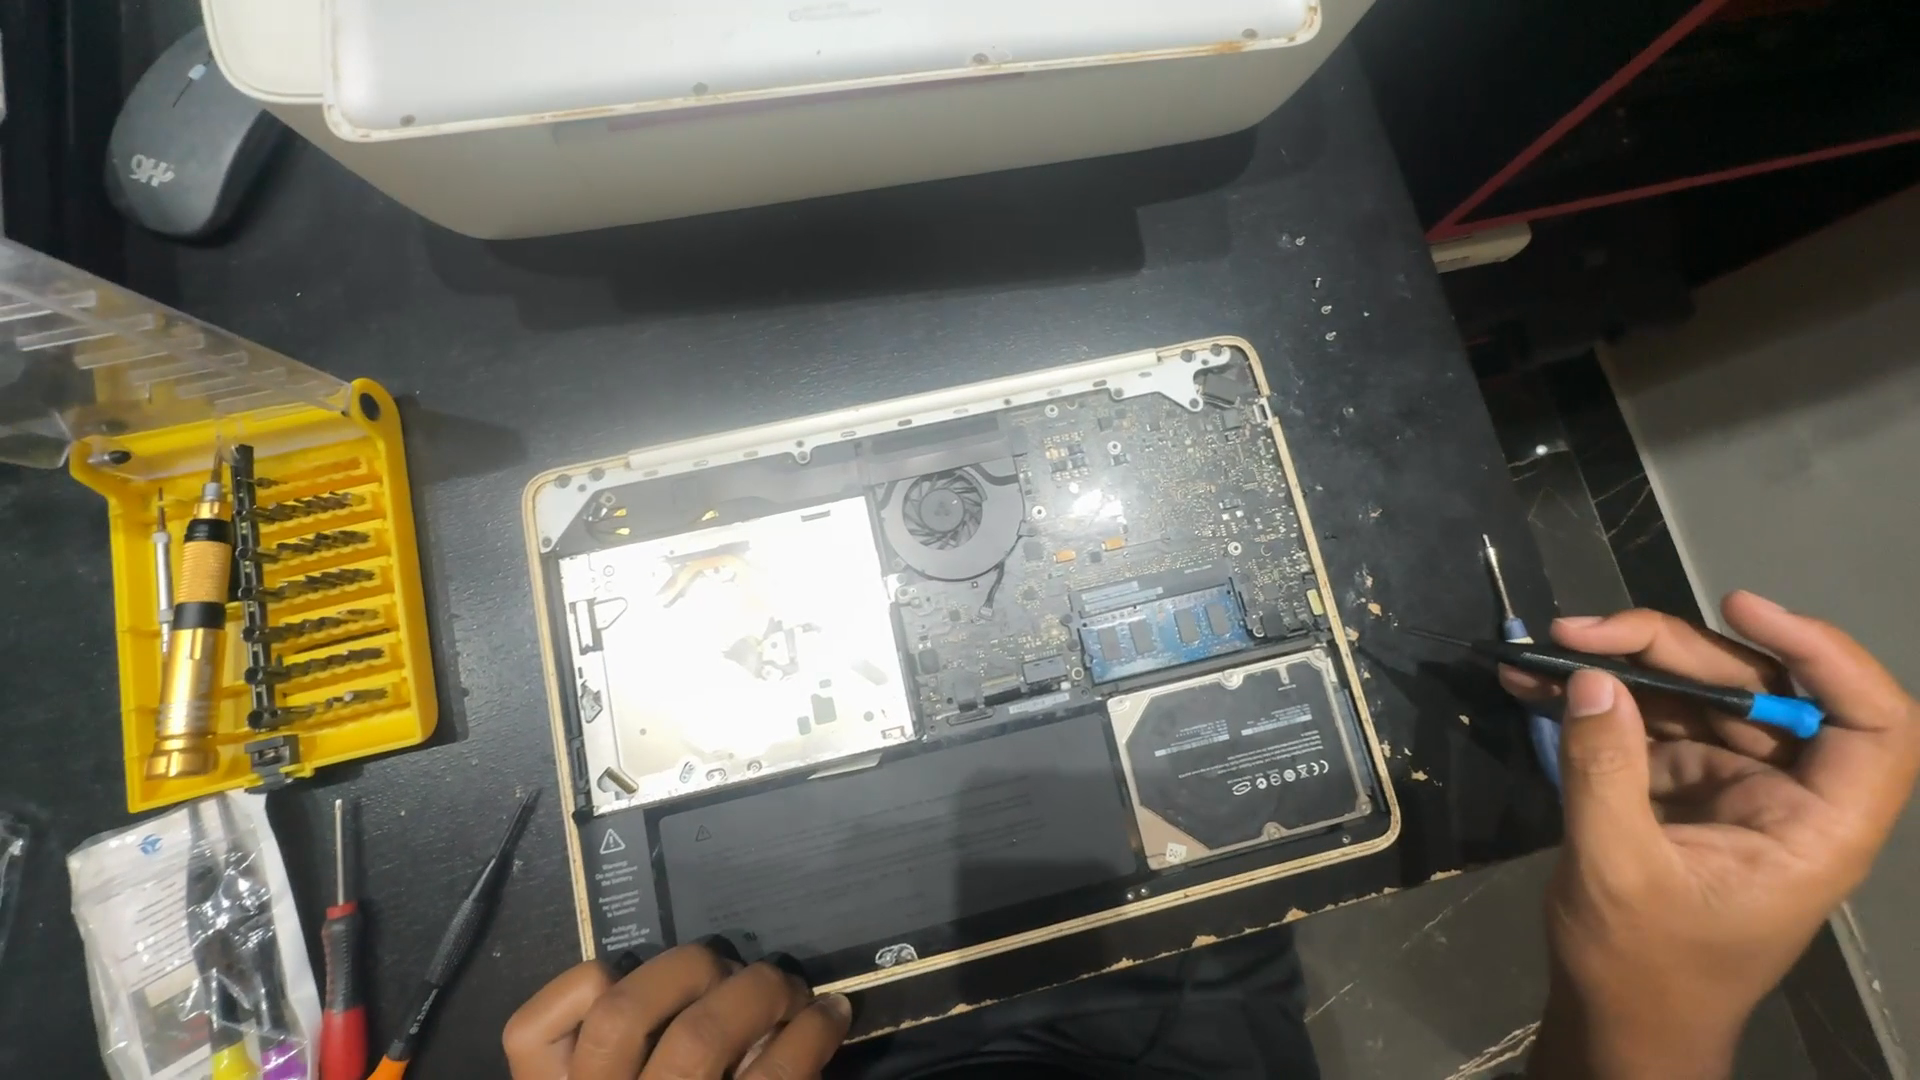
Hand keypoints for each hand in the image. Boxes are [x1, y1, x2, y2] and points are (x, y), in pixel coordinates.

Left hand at [503, 945, 851, 1079]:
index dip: (811, 1036)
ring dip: (688, 974)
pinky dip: (587, 986)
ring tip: (721, 976)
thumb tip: (814, 1026)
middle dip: (760, 994)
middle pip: (698, 1038)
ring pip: (624, 1008)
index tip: (834, 1011)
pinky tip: (624, 987)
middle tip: (786, 991)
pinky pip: (540, 1021)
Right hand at [1505, 591, 1919, 1079]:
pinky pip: (1631, 723)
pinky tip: (1531, 684)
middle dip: (1663, 649)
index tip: (1739, 608)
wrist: (1617, 1009)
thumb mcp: (1617, 866)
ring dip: (1611, 667)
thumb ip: (1606, 769)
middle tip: (1574, 632)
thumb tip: (1588, 678)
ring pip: (1683, 697)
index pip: (1867, 724)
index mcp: (1813, 825)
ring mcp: (1718, 785)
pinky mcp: (1664, 785)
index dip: (1821, 655)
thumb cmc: (1643, 960)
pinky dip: (1581, 699)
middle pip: (1748, 691)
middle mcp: (1779, 792)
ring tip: (1539, 651)